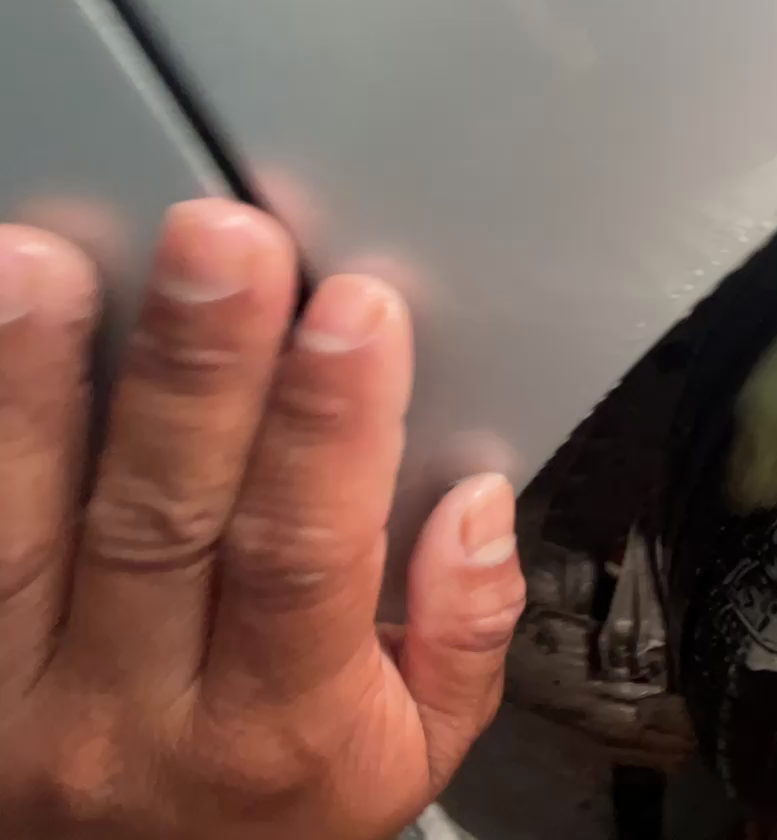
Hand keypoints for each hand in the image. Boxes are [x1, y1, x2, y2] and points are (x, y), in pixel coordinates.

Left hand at [0, 199, 525, 839]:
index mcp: (288, 715)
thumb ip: (472, 623)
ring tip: (60, 267)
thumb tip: (475, 506)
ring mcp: (17, 696)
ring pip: (25, 526)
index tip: (357, 320)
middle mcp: (138, 706)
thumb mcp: (433, 740)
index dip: (334, 425)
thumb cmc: (310, 807)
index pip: (311, 546)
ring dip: (44, 384)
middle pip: (170, 513)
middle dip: (205, 366)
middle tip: (227, 248)